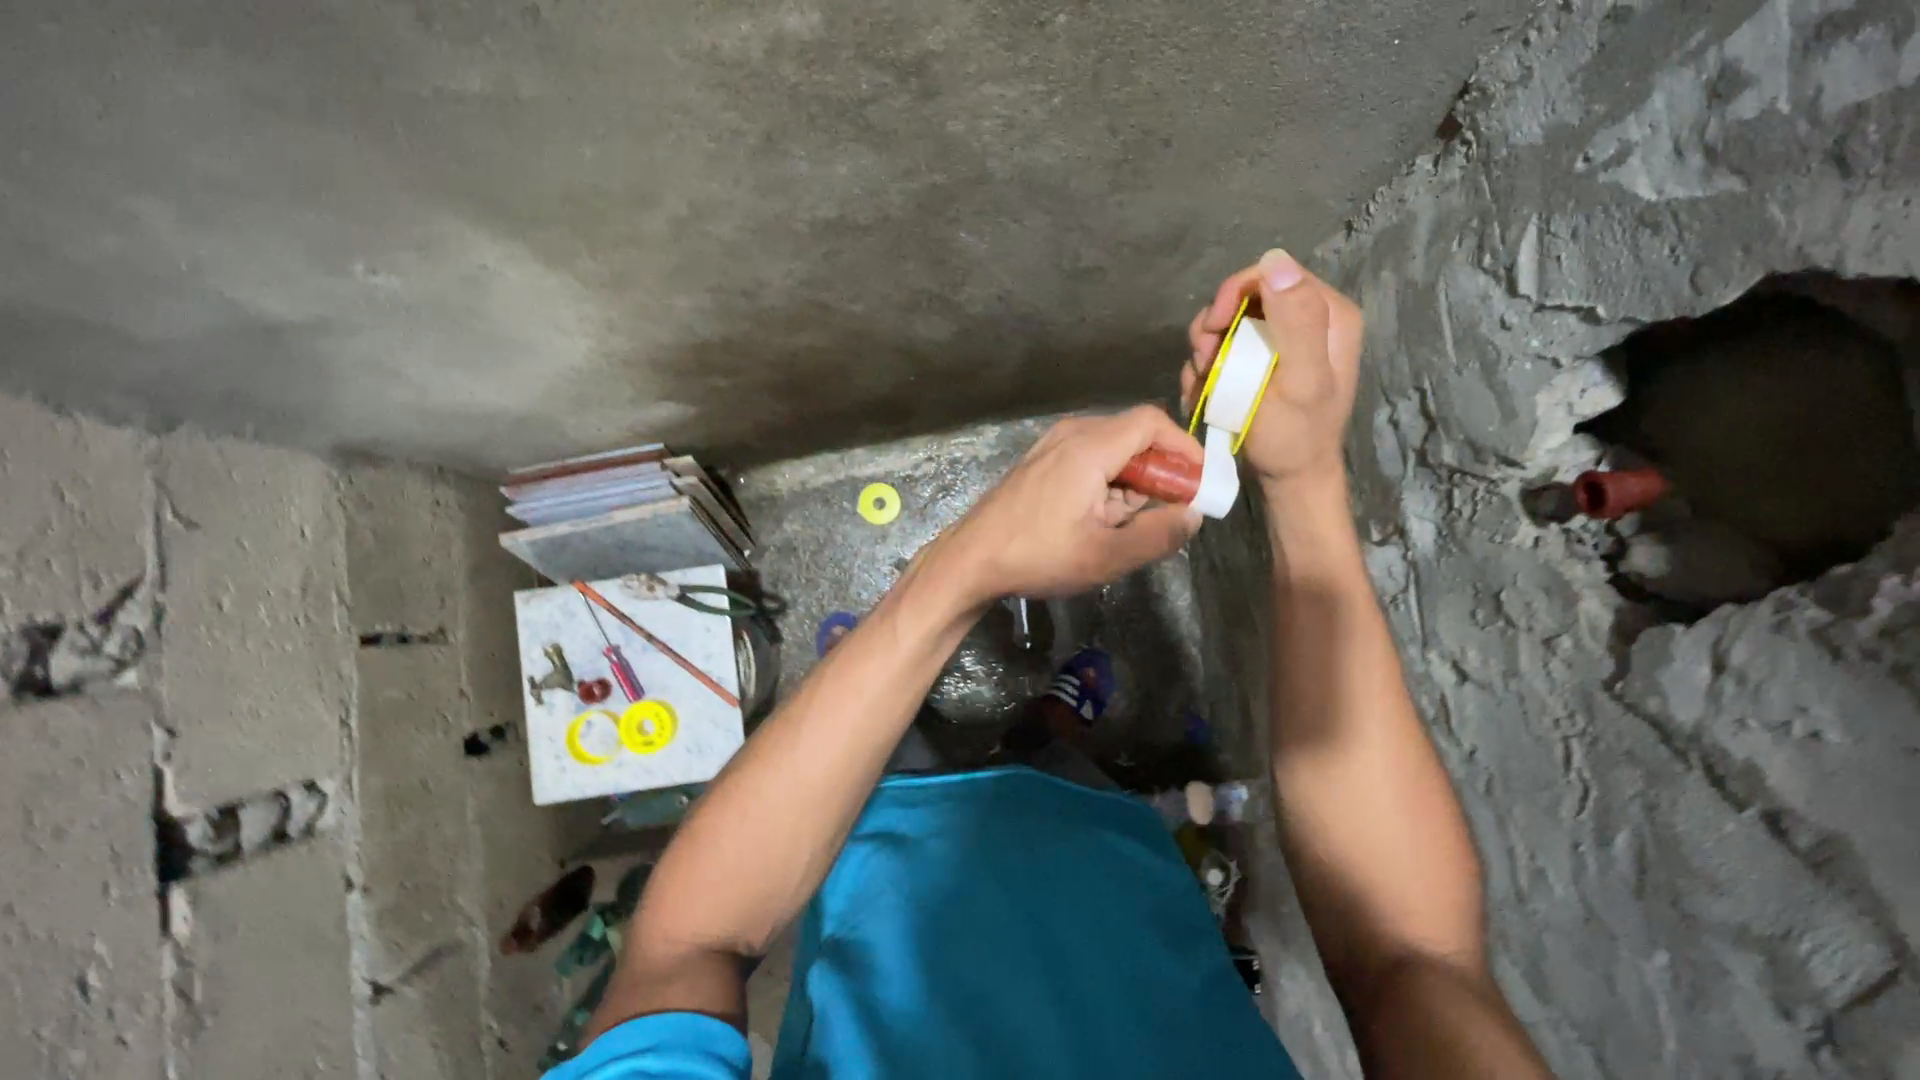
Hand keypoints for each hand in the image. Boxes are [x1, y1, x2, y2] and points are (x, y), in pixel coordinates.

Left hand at [935, 406, 1203, 603]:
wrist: (970, 560)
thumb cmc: (1038, 556)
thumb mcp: (1106, 555)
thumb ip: (1158, 534)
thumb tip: (1193, 515)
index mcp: (1089, 447)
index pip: (1152, 422)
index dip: (1183, 448)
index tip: (1198, 482)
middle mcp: (1070, 435)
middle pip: (1133, 437)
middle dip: (1157, 473)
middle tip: (1164, 515)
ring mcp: (1050, 447)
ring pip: (1111, 451)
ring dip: (1130, 483)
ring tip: (1123, 527)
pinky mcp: (1039, 464)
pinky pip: (1088, 461)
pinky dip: (1106, 484)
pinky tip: (1096, 522)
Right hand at [1184, 249, 1364, 495]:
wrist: (1288, 481)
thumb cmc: (1295, 437)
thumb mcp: (1300, 380)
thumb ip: (1295, 321)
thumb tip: (1275, 261)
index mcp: (1330, 314)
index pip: (1274, 273)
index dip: (1234, 293)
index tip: (1212, 330)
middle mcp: (1310, 320)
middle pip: (1246, 296)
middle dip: (1216, 327)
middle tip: (1206, 361)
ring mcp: (1283, 342)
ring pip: (1229, 323)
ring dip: (1207, 350)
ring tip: (1205, 382)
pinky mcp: (1263, 362)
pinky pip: (1225, 348)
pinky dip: (1207, 368)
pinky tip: (1204, 392)